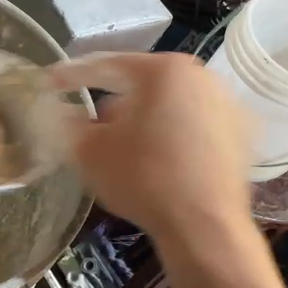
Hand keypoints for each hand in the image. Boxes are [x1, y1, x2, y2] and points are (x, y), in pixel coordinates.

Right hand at [47, 52, 253, 246]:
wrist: (203, 221)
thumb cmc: (142, 177)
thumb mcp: (89, 151)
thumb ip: (70, 125)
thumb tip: (65, 113)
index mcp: (162, 71)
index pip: (106, 65)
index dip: (72, 75)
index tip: (49, 82)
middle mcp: (200, 75)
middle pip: (142, 83)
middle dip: (111, 99)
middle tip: (86, 119)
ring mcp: (225, 102)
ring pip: (168, 103)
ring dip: (140, 118)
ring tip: (120, 144)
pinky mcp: (238, 132)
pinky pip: (190, 124)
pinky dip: (168, 134)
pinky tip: (153, 160)